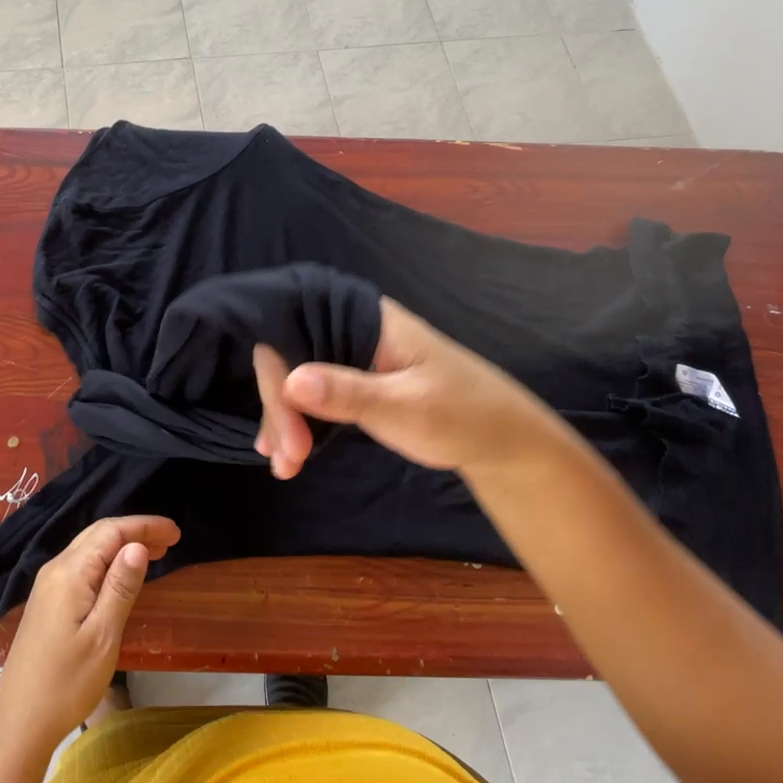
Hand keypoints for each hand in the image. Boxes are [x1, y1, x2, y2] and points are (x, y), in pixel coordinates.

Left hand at [0, 516, 181, 780]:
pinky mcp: (47, 603)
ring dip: (121, 546)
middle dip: (134, 531)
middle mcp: (55, 570)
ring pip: (88, 550)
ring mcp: (47, 586)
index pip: (110, 532)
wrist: (21, 721)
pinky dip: (106, 562)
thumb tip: (136, 545)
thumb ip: (120, 587)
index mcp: (69, 573)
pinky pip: (80, 567)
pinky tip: (121, 576)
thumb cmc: (67, 683)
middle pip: (98, 535)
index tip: (176, 533)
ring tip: (154, 554)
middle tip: (170, 542)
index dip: (144, 526)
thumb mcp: (102, 636)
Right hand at [253, 296, 567, 477]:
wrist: (503, 441)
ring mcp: (349, 353)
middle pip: (287, 355)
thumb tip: (290, 381)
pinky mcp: (351, 379)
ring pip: (294, 378)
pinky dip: (297, 423)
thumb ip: (347, 392)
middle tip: (288, 457)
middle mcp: (349, 326)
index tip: (288, 430)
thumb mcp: (406, 407)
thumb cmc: (463, 415)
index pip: (293, 328)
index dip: (279, 376)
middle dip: (281, 408)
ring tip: (285, 466)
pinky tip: (287, 456)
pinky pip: (309, 394)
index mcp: (363, 316)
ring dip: (284, 421)